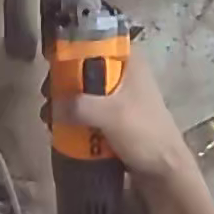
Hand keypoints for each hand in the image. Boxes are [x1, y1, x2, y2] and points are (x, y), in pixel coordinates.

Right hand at [52, 60, 193, 183]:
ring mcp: (120, 97)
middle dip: (63, 82)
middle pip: (85, 67)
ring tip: (48, 118)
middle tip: (47, 95)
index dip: (71, 47)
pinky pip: (88, 111)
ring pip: (85, 91)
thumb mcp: (110, 114)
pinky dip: (74, 117)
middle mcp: (124, 73)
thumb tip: (52, 106)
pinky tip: (59, 129)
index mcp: (129, 60)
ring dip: (65, 103)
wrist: (165, 173)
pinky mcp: (115, 118)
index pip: (96, 40)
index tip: (50, 62)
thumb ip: (78, 105)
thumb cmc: (144, 133)